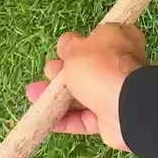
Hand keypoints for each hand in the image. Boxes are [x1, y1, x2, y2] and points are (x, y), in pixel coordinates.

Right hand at [25, 24, 145, 151]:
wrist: (124, 106)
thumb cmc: (100, 67)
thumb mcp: (76, 48)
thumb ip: (68, 44)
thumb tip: (67, 43)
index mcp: (120, 39)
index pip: (98, 39)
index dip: (77, 46)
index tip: (61, 52)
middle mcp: (121, 66)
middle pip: (86, 68)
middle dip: (61, 72)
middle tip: (47, 73)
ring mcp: (115, 93)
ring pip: (82, 94)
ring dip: (57, 96)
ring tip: (33, 95)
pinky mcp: (110, 118)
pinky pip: (84, 117)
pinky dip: (65, 118)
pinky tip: (47, 118)